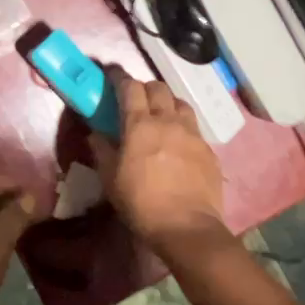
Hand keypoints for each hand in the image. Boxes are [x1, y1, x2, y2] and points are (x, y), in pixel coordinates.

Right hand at [92, 72, 227, 255]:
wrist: (186, 228)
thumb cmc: (141, 202)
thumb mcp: (110, 178)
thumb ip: (101, 150)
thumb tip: (95, 134)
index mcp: (140, 124)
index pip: (130, 86)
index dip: (119, 77)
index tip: (111, 76)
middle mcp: (168, 121)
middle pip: (158, 88)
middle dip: (145, 88)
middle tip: (136, 100)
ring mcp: (192, 135)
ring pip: (180, 104)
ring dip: (168, 104)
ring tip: (161, 118)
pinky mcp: (209, 151)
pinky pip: (194, 129)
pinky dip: (183, 129)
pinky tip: (178, 146)